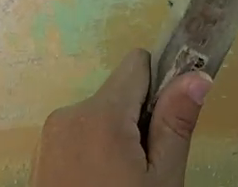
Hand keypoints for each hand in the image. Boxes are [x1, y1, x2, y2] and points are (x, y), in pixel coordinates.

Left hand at [30, 50, 212, 186]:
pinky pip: (78, 138)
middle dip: (138, 121)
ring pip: (99, 117)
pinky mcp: (40, 159)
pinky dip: (93, 155)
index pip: (139, 63)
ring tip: (121, 185)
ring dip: (115, 140)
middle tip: (146, 169)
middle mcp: (69, 115)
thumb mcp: (161, 183)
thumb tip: (197, 74)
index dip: (160, 87)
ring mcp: (50, 138)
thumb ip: (176, 123)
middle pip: (119, 94)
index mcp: (100, 114)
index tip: (168, 121)